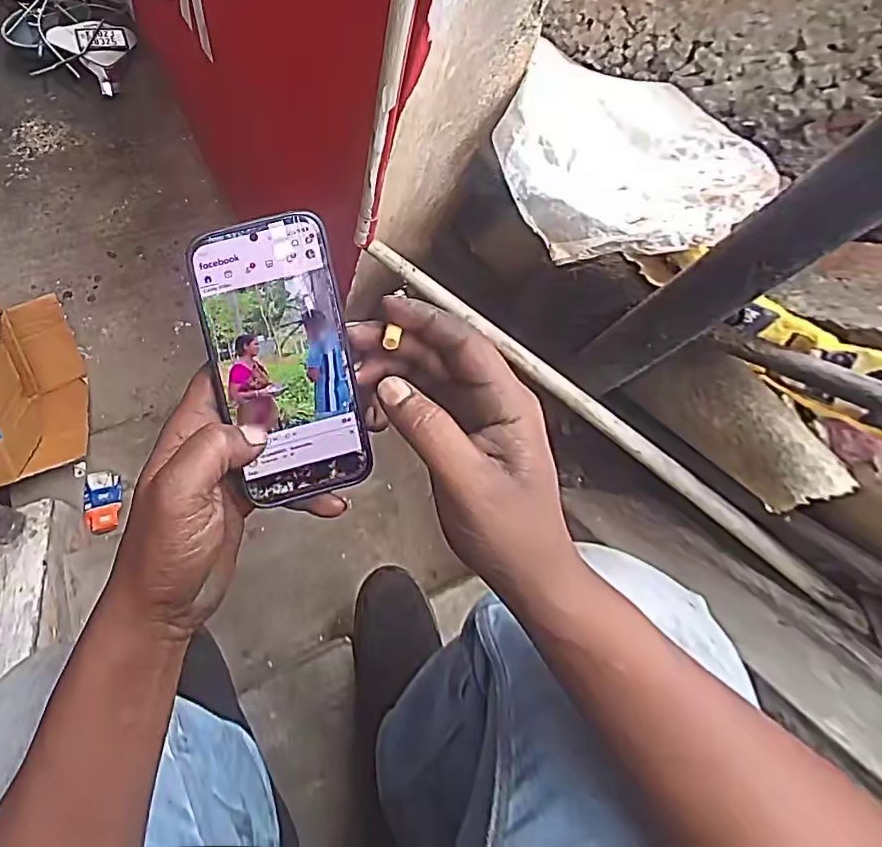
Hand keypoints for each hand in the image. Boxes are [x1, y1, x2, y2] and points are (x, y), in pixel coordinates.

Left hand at [101, 369, 346, 641]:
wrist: (164, 608)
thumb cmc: (159, 553)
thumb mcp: (178, 492)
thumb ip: (212, 450)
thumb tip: (255, 429)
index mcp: (187, 435)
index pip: (215, 380)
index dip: (244, 362)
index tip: (282, 350)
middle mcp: (208, 446)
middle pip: (252, 408)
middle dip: (287, 399)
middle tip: (325, 393)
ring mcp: (228, 473)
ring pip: (272, 443)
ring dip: (303, 444)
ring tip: (336, 443)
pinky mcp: (244, 498)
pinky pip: (281, 482)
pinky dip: (305, 488)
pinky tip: (328, 498)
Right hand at [348, 296, 574, 596]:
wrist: (529, 573)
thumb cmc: (513, 532)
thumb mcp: (467, 480)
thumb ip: (428, 429)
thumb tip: (389, 388)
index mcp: (508, 402)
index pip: (466, 344)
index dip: (426, 320)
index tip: (388, 309)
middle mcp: (492, 399)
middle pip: (440, 355)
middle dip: (396, 342)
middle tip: (353, 342)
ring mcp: (474, 414)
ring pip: (427, 375)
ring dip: (390, 369)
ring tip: (354, 374)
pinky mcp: (458, 431)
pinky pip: (421, 400)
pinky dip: (394, 397)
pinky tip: (372, 403)